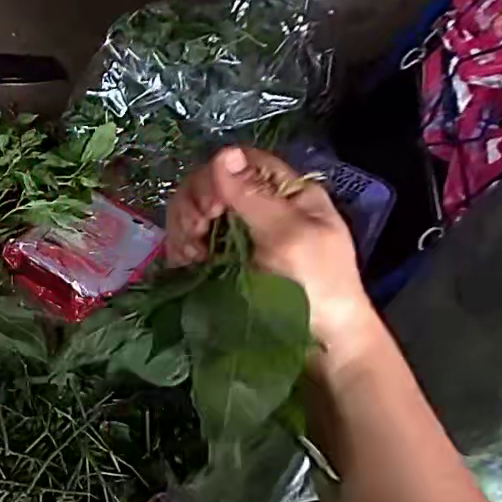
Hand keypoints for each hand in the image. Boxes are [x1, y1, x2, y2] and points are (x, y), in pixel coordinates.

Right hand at [167, 146, 378, 369]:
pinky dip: (181, 249)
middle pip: (210, 185)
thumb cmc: (317, 288)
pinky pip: (189, 243)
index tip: (211, 209)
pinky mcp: (220, 265)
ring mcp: (236, 238)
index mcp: (286, 194)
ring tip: (192, 256)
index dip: (217, 176)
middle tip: (197, 236)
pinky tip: (188, 265)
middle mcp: (257, 210)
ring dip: (184, 228)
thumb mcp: (290, 236)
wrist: (320, 347)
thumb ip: (254, 196)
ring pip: (194, 213)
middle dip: (195, 205)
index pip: (240, 162)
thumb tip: (222, 154)